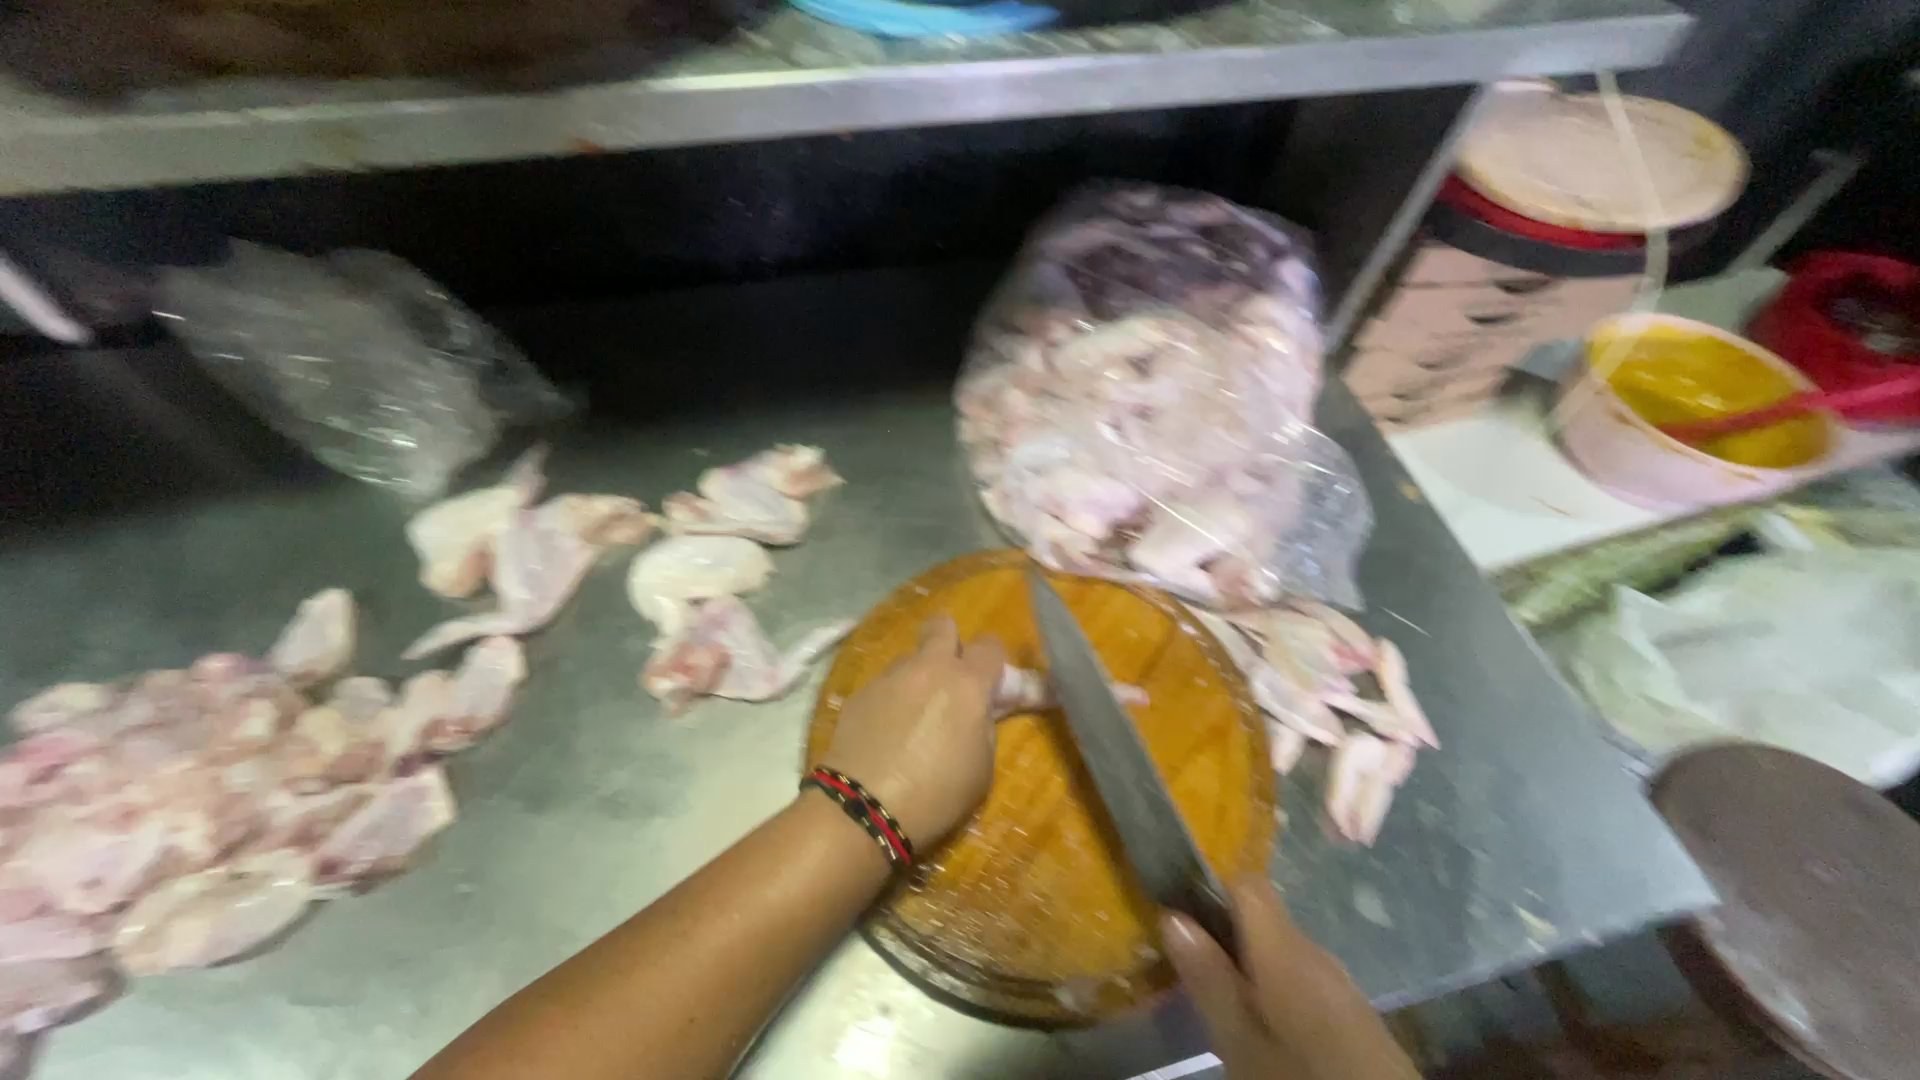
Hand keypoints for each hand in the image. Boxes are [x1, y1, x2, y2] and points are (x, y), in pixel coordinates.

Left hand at [819, 616, 1006, 847]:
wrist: (864, 807)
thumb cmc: (937, 793)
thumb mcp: (982, 767)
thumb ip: (984, 725)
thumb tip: (980, 708)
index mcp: (967, 684)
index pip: (990, 645)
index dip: (993, 661)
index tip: (991, 684)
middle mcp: (928, 668)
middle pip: (943, 624)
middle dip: (950, 642)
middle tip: (950, 678)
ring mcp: (890, 676)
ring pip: (910, 658)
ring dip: (918, 676)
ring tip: (912, 717)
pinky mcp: (860, 692)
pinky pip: (884, 684)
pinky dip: (890, 700)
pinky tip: (884, 732)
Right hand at [1163, 877, 1419, 1079]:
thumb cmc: (1302, 1079)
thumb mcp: (1241, 1042)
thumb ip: (1209, 978)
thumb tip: (1173, 916)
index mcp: (1286, 949)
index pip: (1248, 884)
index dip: (1213, 891)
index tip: (1184, 920)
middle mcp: (1317, 953)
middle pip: (1264, 921)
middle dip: (1227, 939)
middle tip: (1195, 977)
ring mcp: (1342, 983)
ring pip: (1284, 954)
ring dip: (1253, 970)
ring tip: (1228, 1011)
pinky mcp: (1356, 1014)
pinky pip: (1307, 981)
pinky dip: (1280, 993)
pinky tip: (1271, 1034)